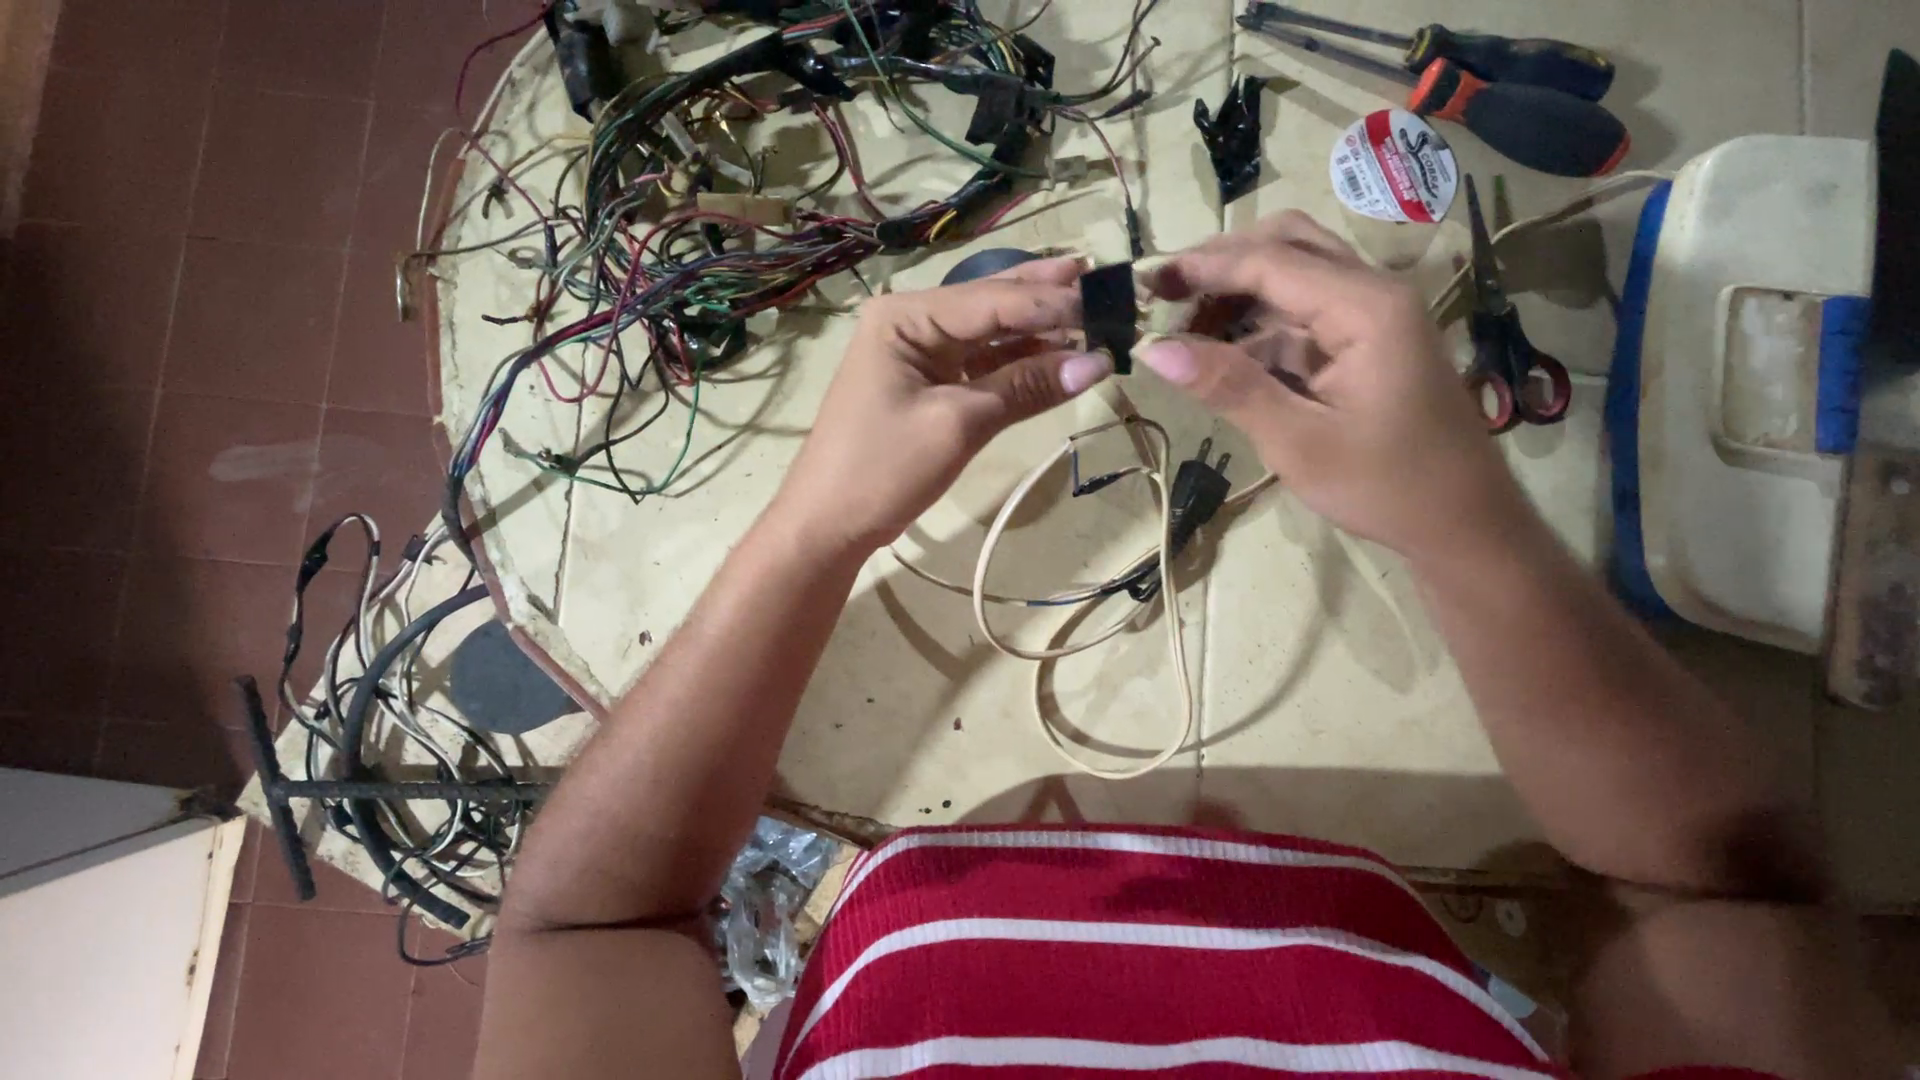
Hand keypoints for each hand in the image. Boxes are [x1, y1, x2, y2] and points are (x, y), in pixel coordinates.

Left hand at [768, 256, 1111, 555]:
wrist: (830, 522)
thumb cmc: (883, 468)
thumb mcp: (958, 424)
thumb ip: (1025, 387)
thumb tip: (1098, 362)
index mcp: (905, 316)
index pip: (991, 298)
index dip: (1052, 303)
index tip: (1111, 304)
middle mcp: (912, 321)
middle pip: (992, 302)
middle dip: (1048, 298)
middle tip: (1110, 285)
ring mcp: (920, 352)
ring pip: (991, 332)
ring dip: (1039, 330)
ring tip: (1097, 315)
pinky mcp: (928, 383)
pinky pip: (982, 363)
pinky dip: (1019, 362)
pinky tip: (1059, 354)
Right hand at [1139, 211, 1527, 560]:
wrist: (1461, 521)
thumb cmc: (1385, 485)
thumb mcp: (1297, 442)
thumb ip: (1229, 387)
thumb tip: (1154, 349)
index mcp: (1365, 307)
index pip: (1270, 261)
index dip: (1202, 266)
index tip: (1145, 281)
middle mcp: (1373, 293)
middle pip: (1288, 244)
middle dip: (1221, 262)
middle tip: (1164, 293)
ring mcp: (1372, 315)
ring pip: (1294, 276)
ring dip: (1236, 293)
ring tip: (1181, 327)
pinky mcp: (1365, 342)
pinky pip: (1303, 314)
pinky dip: (1257, 325)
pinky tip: (1220, 355)